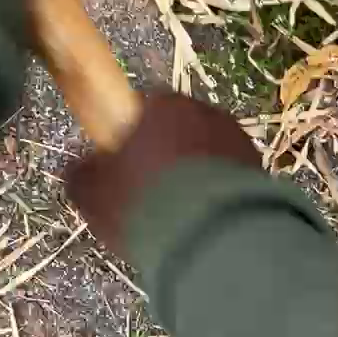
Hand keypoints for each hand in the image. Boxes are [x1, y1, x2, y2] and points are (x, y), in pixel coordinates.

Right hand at [65, 93, 259, 251]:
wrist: (209, 231)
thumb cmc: (143, 204)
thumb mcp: (94, 195)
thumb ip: (82, 174)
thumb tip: (79, 166)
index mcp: (162, 105)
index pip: (144, 108)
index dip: (134, 135)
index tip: (128, 165)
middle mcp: (204, 110)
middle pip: (181, 126)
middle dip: (169, 150)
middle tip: (155, 189)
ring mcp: (236, 135)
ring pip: (208, 147)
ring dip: (198, 167)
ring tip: (183, 206)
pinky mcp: (258, 162)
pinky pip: (231, 169)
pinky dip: (220, 184)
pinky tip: (209, 212)